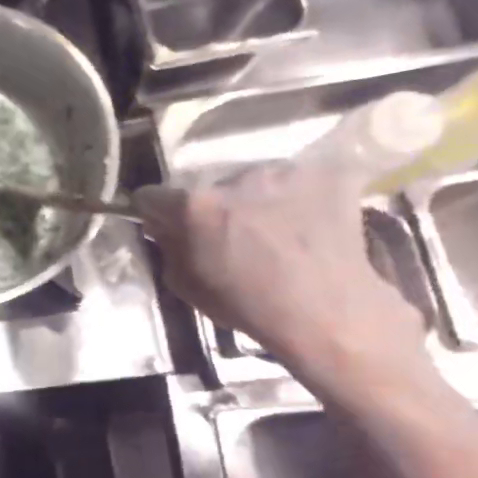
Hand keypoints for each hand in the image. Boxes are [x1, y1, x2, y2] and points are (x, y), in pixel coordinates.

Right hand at [137, 162, 425, 389]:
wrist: (323, 309)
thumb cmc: (246, 304)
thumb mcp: (187, 286)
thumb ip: (168, 248)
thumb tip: (164, 228)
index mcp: (193, 206)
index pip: (152, 195)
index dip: (156, 212)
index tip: (165, 225)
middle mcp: (234, 175)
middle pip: (210, 184)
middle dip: (213, 205)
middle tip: (230, 233)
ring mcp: (284, 169)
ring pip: (256, 179)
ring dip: (256, 198)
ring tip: (274, 228)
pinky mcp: (326, 169)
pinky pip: (300, 178)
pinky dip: (298, 196)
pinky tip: (307, 221)